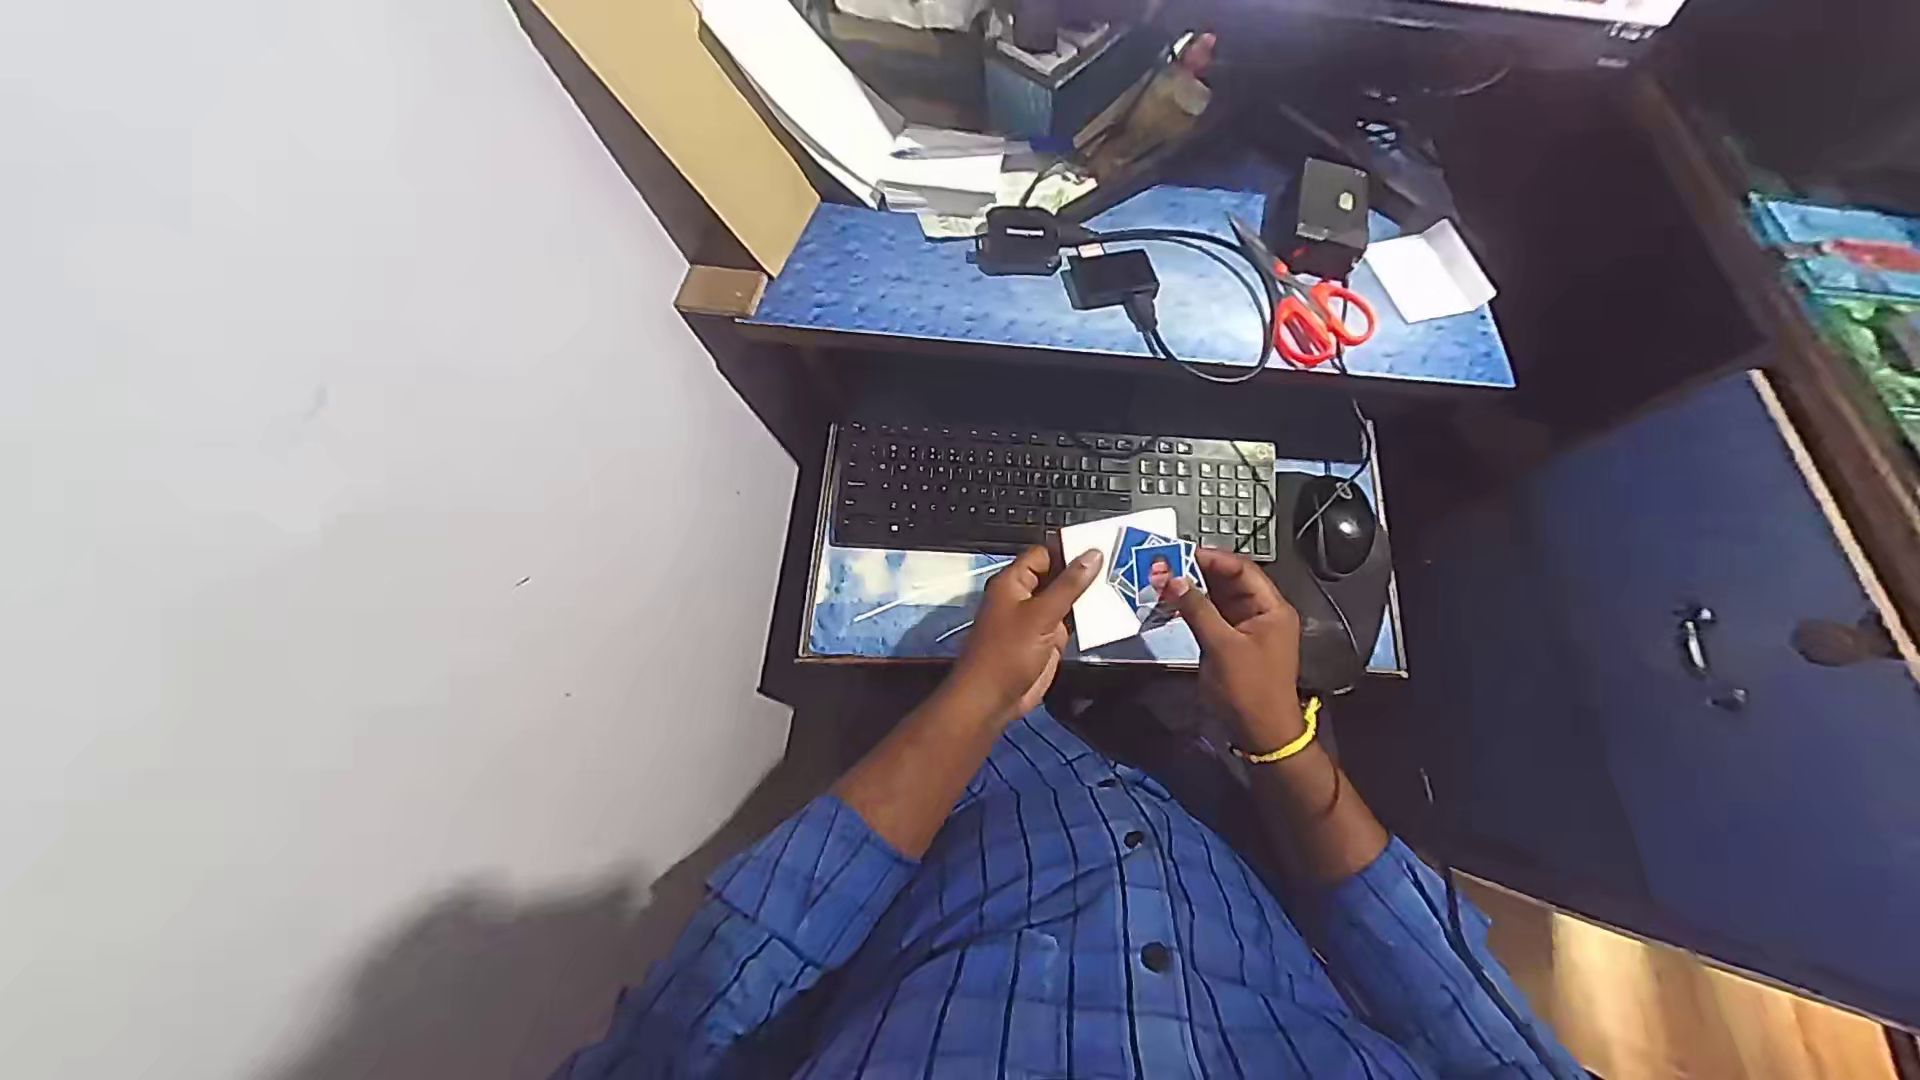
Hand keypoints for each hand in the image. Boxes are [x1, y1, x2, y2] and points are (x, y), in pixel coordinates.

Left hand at [947, 544, 1103, 725]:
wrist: (993, 698)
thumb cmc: (1008, 652)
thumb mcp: (1042, 614)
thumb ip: (1070, 584)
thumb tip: (1093, 554)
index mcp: (1013, 582)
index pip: (1044, 554)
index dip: (1069, 549)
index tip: (1102, 546)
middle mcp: (1024, 597)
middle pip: (1057, 576)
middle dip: (1084, 573)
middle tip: (1120, 565)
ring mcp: (1036, 619)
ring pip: (1066, 600)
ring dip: (1088, 597)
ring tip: (1123, 585)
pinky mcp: (1046, 640)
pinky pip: (1069, 623)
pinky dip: (1086, 620)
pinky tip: (1112, 613)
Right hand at [1170, 548, 1304, 746]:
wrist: (1259, 732)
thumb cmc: (1250, 688)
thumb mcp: (1222, 645)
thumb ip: (1196, 609)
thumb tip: (1173, 578)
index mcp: (1272, 608)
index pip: (1243, 570)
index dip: (1213, 559)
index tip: (1182, 553)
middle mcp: (1260, 612)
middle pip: (1227, 581)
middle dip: (1196, 571)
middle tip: (1165, 564)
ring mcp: (1243, 626)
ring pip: (1214, 596)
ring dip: (1190, 588)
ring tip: (1162, 579)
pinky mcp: (1227, 640)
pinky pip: (1208, 614)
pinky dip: (1190, 606)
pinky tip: (1169, 601)